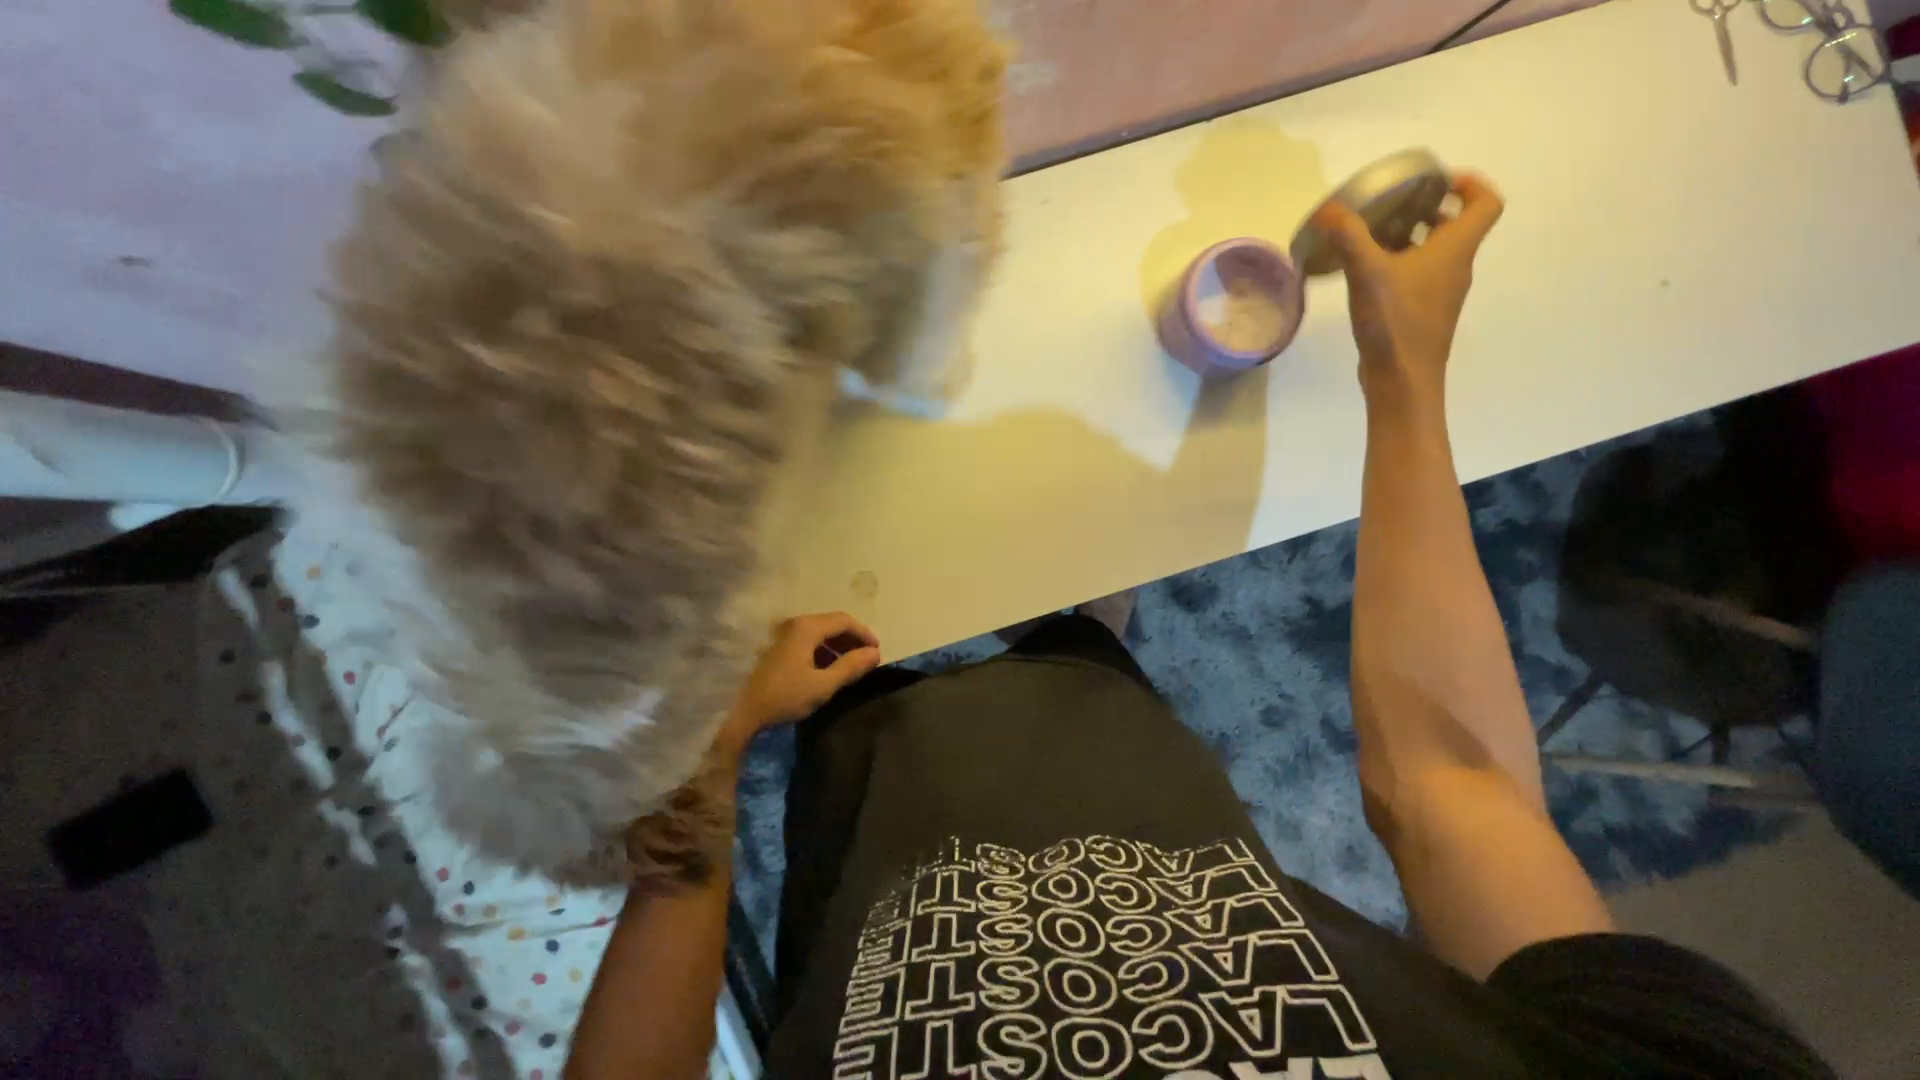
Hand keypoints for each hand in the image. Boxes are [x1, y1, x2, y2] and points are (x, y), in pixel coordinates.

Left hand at [712, 612, 881, 762]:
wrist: (741, 711)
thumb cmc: (784, 696)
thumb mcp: (823, 685)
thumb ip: (851, 667)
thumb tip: (875, 653)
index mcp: (806, 628)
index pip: (844, 621)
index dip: (864, 634)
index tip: (877, 652)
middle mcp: (795, 624)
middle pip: (832, 623)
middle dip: (853, 639)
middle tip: (867, 660)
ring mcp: (783, 634)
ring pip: (820, 632)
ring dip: (838, 646)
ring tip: (851, 666)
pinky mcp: (777, 647)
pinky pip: (808, 640)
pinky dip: (823, 650)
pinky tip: (828, 669)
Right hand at [1313, 173, 1504, 397]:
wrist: (1403, 380)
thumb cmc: (1396, 322)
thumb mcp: (1368, 272)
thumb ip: (1349, 237)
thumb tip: (1328, 209)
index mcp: (1455, 249)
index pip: (1486, 203)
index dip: (1469, 184)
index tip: (1438, 181)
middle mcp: (1455, 267)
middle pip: (1455, 226)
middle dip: (1427, 209)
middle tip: (1393, 204)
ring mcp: (1439, 292)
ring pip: (1433, 252)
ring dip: (1409, 238)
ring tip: (1372, 235)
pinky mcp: (1421, 313)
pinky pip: (1416, 277)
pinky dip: (1397, 265)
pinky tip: (1365, 272)